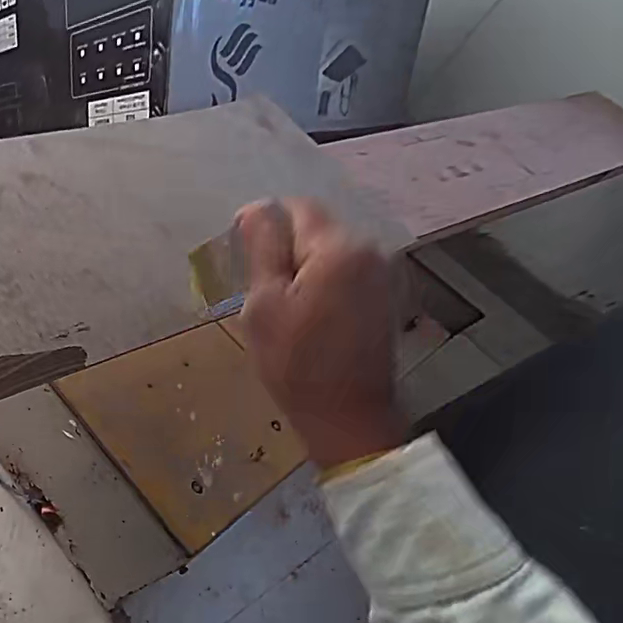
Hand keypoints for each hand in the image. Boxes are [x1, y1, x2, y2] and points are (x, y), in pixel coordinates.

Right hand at [236, 198, 404, 468]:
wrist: (345, 414)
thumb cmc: (294, 362)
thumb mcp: (264, 305)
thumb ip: (262, 249)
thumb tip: (256, 208)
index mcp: (338, 247)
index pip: (296, 208)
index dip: (263, 225)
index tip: (240, 258)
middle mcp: (369, 250)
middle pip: (314, 229)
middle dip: (283, 251)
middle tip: (257, 292)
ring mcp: (381, 274)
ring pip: (327, 253)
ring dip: (300, 269)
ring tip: (280, 309)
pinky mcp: (383, 296)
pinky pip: (343, 273)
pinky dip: (319, 284)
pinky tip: (305, 318)